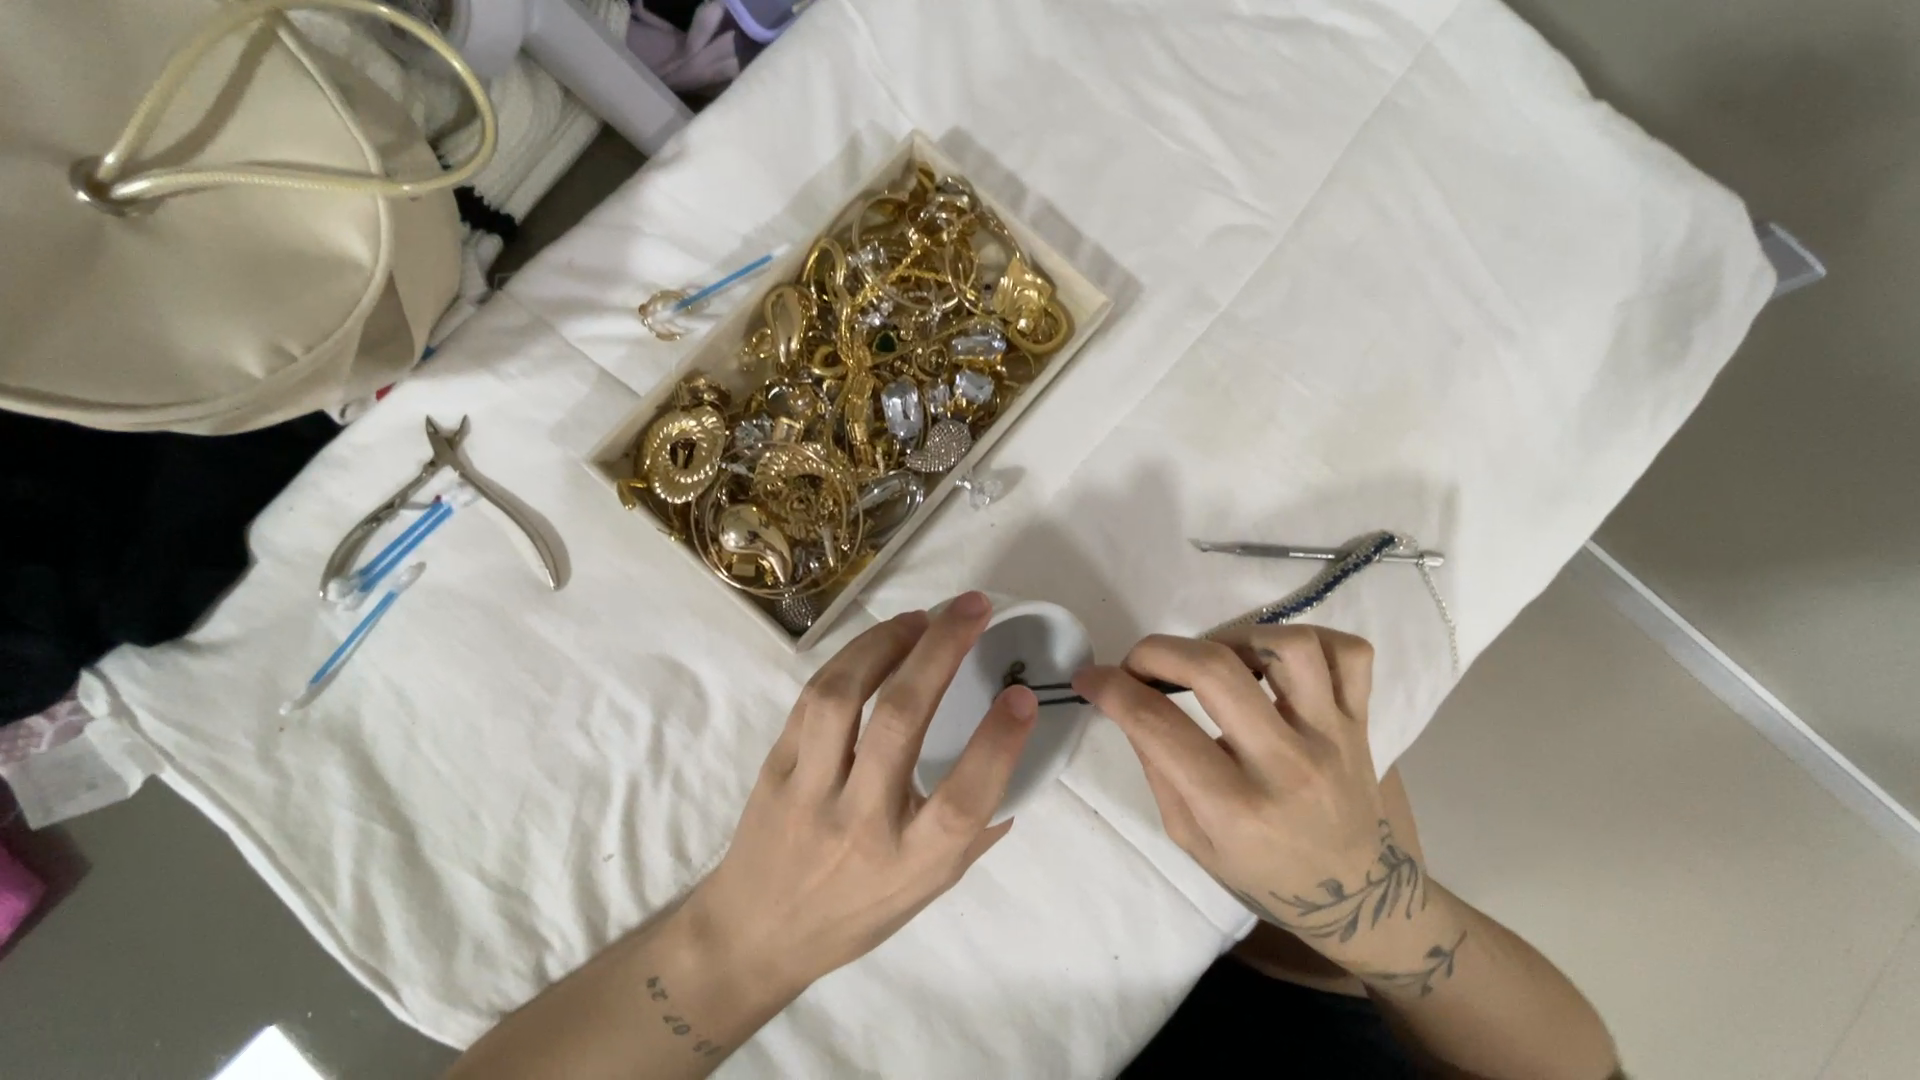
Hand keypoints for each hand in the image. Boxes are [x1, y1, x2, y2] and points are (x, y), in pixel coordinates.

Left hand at [684, 592, 1037, 991]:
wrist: (757, 933)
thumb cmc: (857, 912)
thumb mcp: (928, 889)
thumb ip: (973, 831)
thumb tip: (1013, 764)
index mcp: (911, 860)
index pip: (964, 799)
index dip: (998, 743)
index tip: (1022, 694)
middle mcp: (861, 822)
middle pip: (902, 723)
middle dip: (942, 652)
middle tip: (972, 609)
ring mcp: (810, 791)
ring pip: (843, 698)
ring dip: (886, 643)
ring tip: (921, 617)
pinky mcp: (776, 767)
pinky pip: (811, 699)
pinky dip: (849, 659)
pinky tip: (879, 641)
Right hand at [1074, 625, 1428, 961]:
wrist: (1355, 898)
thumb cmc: (1261, 873)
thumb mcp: (1191, 840)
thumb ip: (1159, 769)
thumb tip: (1129, 703)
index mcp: (1234, 808)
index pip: (1157, 725)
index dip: (1111, 688)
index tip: (1090, 677)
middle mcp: (1286, 765)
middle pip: (1214, 670)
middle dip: (1157, 651)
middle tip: (1140, 663)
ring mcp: (1333, 738)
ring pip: (1289, 647)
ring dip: (1233, 637)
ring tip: (1213, 658)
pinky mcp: (1362, 722)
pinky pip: (1349, 653)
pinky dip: (1310, 640)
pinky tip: (1274, 659)